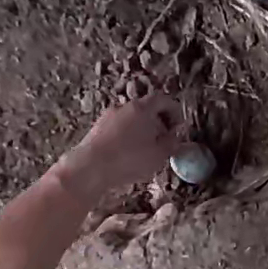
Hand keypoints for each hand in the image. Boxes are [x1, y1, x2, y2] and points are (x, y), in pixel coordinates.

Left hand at [51, 93, 183, 203]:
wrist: (89, 168)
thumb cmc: (128, 159)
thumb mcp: (159, 155)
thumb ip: (172, 143)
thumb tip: (175, 137)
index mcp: (142, 108)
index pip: (163, 100)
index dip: (174, 112)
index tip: (178, 127)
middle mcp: (124, 107)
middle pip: (146, 108)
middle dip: (158, 122)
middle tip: (164, 140)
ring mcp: (108, 117)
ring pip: (131, 119)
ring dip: (142, 131)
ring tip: (146, 150)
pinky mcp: (97, 129)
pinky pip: (118, 129)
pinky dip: (127, 137)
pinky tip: (128, 155)